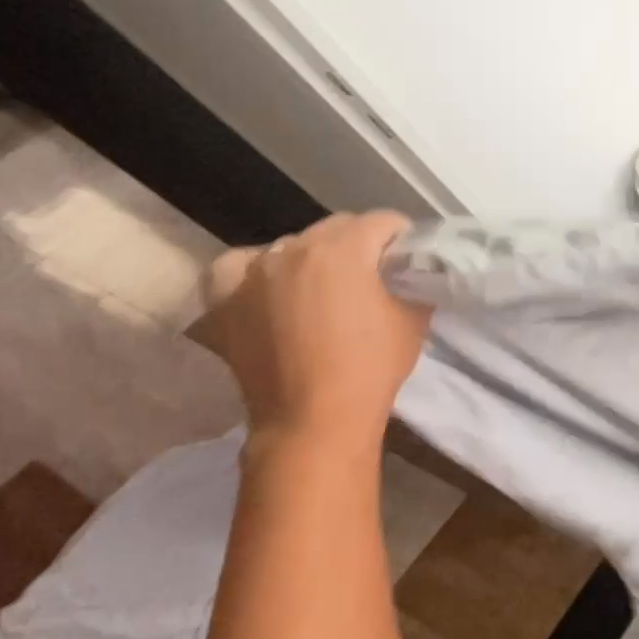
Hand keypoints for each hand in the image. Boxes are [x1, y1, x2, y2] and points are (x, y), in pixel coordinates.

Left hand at [192, 211, 431, 447]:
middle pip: (335, 228)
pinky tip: (272, 286)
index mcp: (342, 250)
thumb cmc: (372, 365)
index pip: (382, 221)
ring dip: (313, 257)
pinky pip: (237, 267)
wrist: (314, 417)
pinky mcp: (224, 303)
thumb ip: (413, 282)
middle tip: (377, 274)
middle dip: (360, 243)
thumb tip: (413, 270)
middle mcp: (290, 250)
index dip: (404, 236)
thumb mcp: (414, 318)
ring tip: (327, 286)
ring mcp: (250, 275)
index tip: (413, 257)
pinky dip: (256, 270)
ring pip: (289, 246)